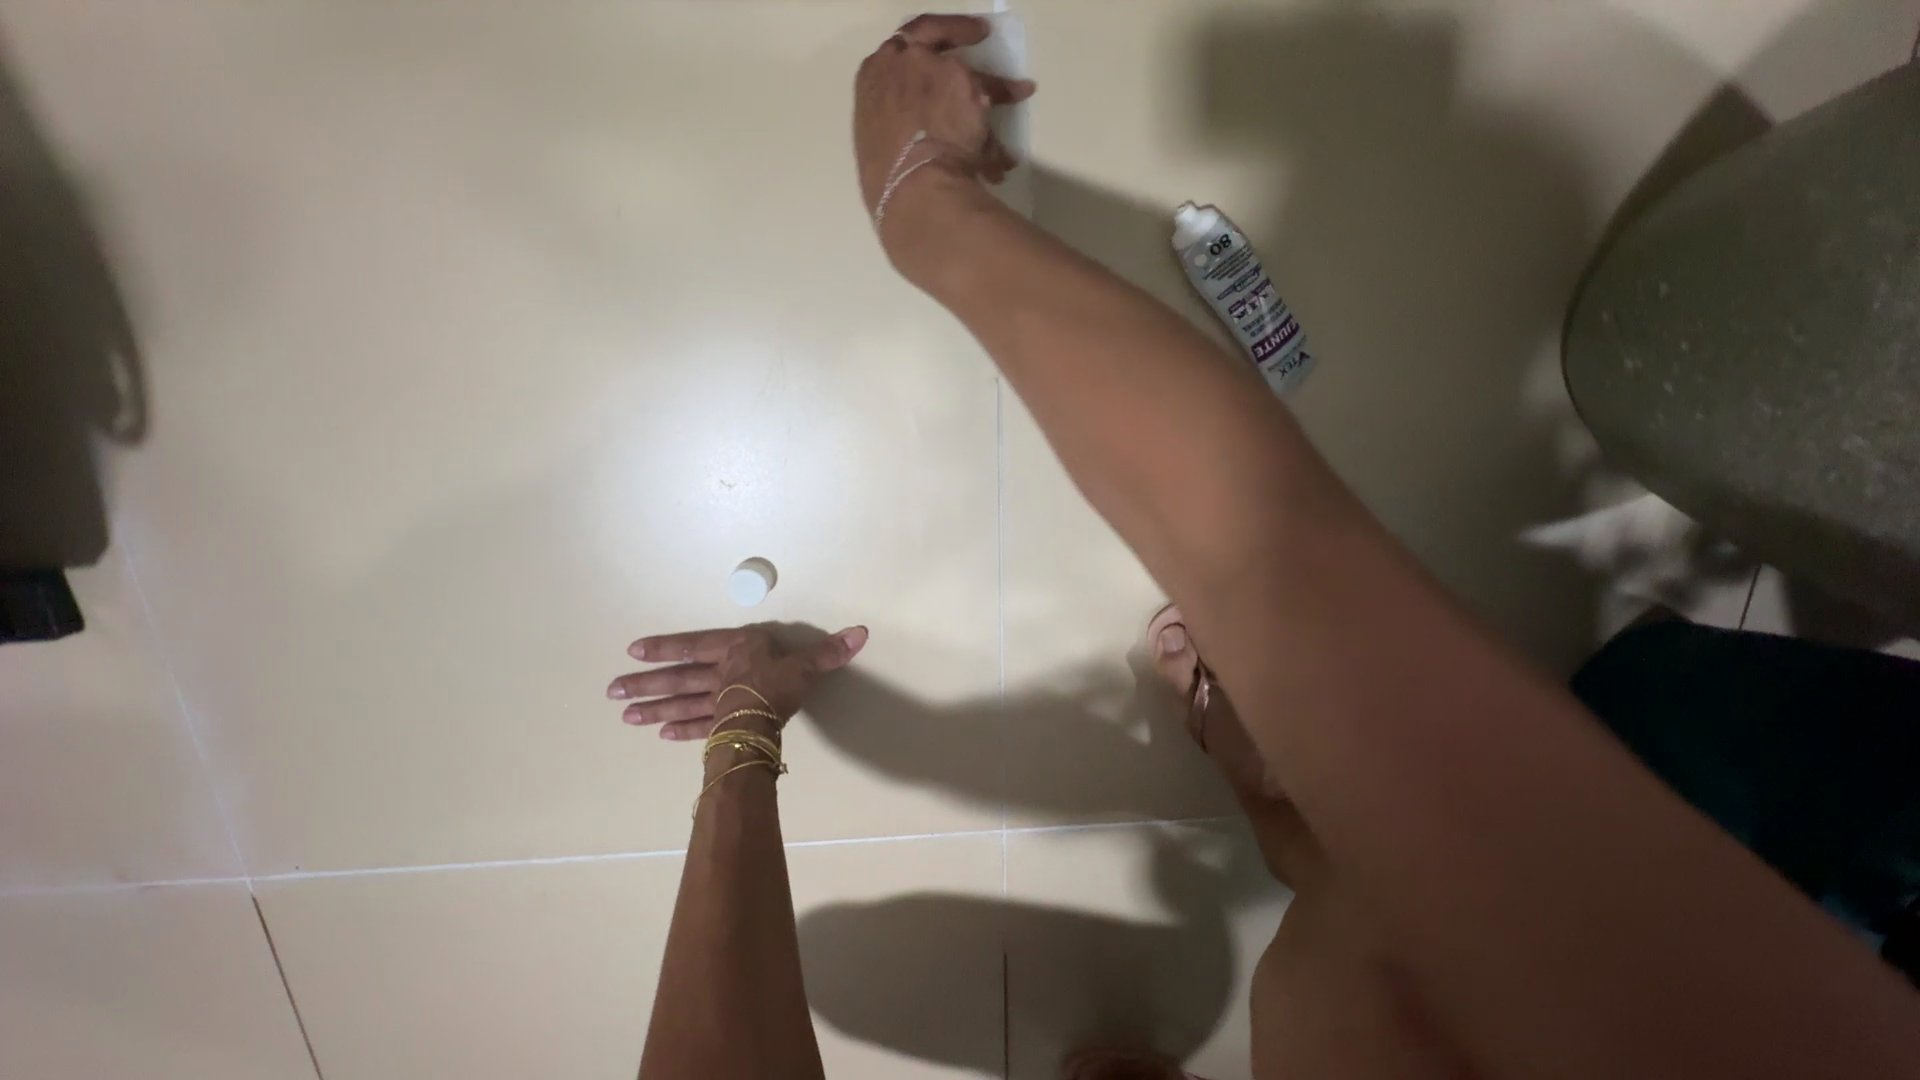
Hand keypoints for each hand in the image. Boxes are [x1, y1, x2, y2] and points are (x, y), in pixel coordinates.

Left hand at [609, 624, 869, 740]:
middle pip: (677, 677)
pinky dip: (679, 730)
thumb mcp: (806, 663)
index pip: (694, 645)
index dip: (665, 647)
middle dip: (645, 683)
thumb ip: (828, 651)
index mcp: (734, 651)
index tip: (634, 651)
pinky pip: (696, 728)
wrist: (765, 716)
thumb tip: (862, 632)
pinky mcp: (720, 727)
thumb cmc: (780, 683)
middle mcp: (718, 674)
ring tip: (624, 715)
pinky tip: (660, 735)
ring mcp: (715, 702)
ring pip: (678, 702)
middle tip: (613, 690)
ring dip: (652, 708)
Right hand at [854, 15, 1034, 252]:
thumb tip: (916, 139)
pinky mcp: (968, 84)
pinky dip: (1005, 104)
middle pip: (934, 33)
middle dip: (958, 31)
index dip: (919, 52)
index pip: (898, 51)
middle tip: (979, 33)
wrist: (913, 188)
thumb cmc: (886, 181)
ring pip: (971, 73)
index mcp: (873, 78)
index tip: (936, 55)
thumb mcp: (878, 144)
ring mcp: (936, 68)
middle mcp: (903, 62)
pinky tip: (1019, 115)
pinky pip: (990, 97)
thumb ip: (897, 125)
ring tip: (1019, 91)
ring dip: (996, 86)